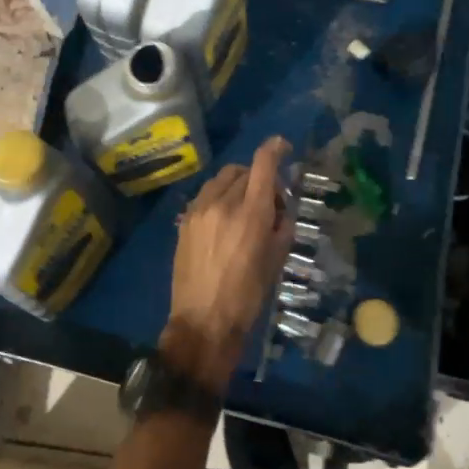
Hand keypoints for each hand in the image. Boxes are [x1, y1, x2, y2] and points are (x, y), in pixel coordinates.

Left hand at [166, 137, 292, 388]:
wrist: (203, 322)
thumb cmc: (247, 296)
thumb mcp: (276, 261)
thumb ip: (282, 226)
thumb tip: (281, 209)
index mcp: (252, 214)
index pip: (263, 164)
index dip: (275, 148)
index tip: (283, 146)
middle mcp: (224, 203)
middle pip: (243, 170)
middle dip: (259, 178)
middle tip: (269, 201)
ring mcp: (200, 210)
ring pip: (222, 179)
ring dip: (237, 184)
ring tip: (244, 207)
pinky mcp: (185, 221)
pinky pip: (205, 195)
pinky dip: (219, 197)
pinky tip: (223, 218)